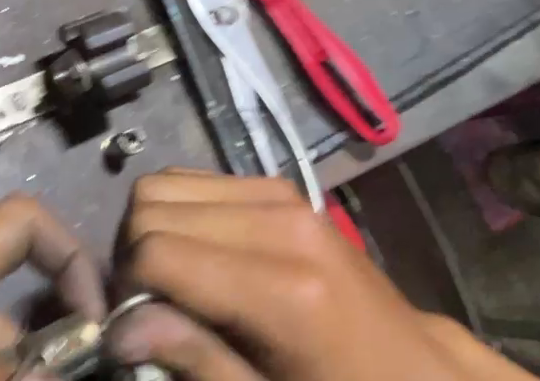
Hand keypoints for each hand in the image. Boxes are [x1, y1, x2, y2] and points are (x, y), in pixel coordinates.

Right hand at [107, 169, 534, 380]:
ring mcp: (282, 195)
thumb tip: (119, 327)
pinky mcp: (280, 186)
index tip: (133, 332)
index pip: (157, 253)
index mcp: (286, 291)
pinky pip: (193, 179)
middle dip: (134, 257)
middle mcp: (280, 223)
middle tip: (148, 307)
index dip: (129, 293)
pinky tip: (196, 255)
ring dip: (150, 230)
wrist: (420, 376)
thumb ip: (197, 361)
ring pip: (163, 184)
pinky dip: (178, 213)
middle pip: (151, 206)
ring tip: (170, 281)